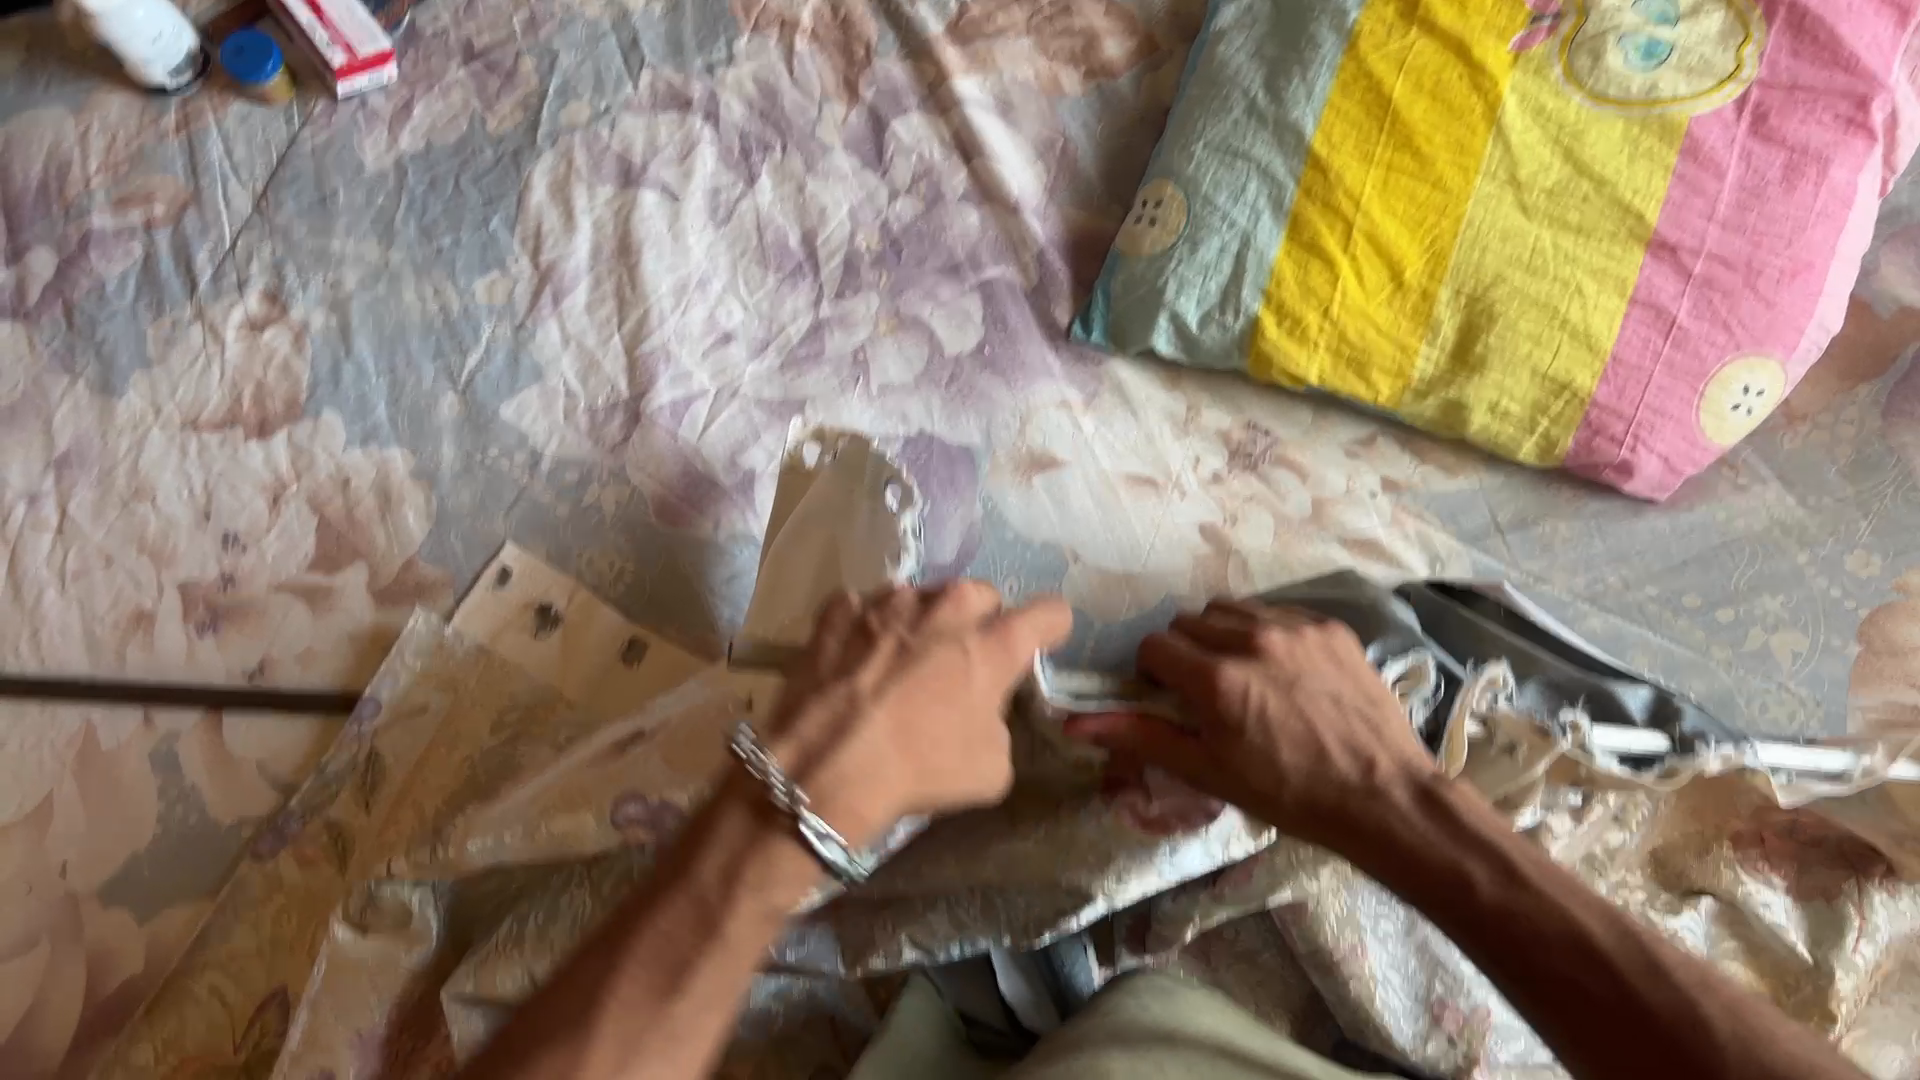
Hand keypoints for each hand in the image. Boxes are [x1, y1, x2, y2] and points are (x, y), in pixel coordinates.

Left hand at [763, 581, 1073, 844]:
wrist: (826, 767)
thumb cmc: (920, 770)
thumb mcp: (991, 767)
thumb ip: (998, 722)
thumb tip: (980, 711)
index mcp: (992, 645)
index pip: (1048, 613)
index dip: (1051, 626)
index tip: (1043, 640)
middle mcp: (945, 609)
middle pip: (981, 594)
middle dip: (980, 620)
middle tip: (964, 657)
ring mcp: (888, 602)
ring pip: (921, 596)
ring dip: (921, 620)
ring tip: (902, 659)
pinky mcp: (839, 610)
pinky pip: (864, 607)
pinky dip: (867, 627)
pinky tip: (855, 658)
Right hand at [1063, 600, 1440, 852]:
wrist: (1385, 798)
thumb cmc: (1288, 793)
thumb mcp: (1207, 770)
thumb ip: (1138, 736)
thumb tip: (1071, 722)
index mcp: (1217, 679)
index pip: (1154, 646)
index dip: (1152, 673)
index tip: (1170, 698)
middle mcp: (1252, 639)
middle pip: (1187, 622)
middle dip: (1184, 651)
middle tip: (1204, 690)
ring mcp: (1296, 628)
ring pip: (1229, 609)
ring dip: (1220, 634)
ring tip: (1240, 672)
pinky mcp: (1330, 627)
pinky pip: (1276, 611)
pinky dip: (1263, 632)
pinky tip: (1282, 668)